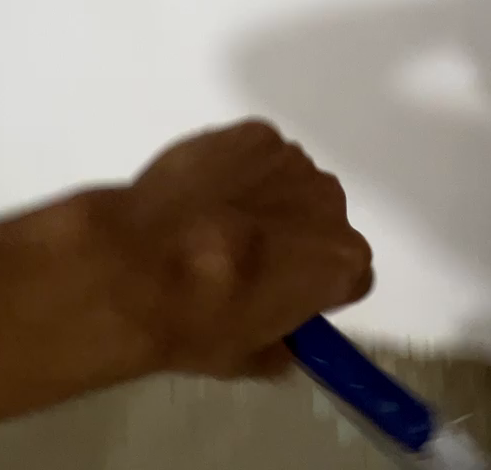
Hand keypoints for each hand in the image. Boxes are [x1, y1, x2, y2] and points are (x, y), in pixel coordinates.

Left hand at [111, 119, 373, 377]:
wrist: (140, 261)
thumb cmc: (201, 319)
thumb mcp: (247, 357)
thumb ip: (282, 343)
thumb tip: (284, 340)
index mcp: (343, 260)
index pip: (349, 274)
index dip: (316, 285)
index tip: (283, 294)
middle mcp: (330, 202)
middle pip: (321, 219)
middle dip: (292, 234)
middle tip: (244, 258)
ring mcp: (293, 161)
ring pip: (288, 181)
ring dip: (263, 197)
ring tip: (212, 220)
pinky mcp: (256, 133)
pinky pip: (256, 152)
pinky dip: (235, 167)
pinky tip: (200, 191)